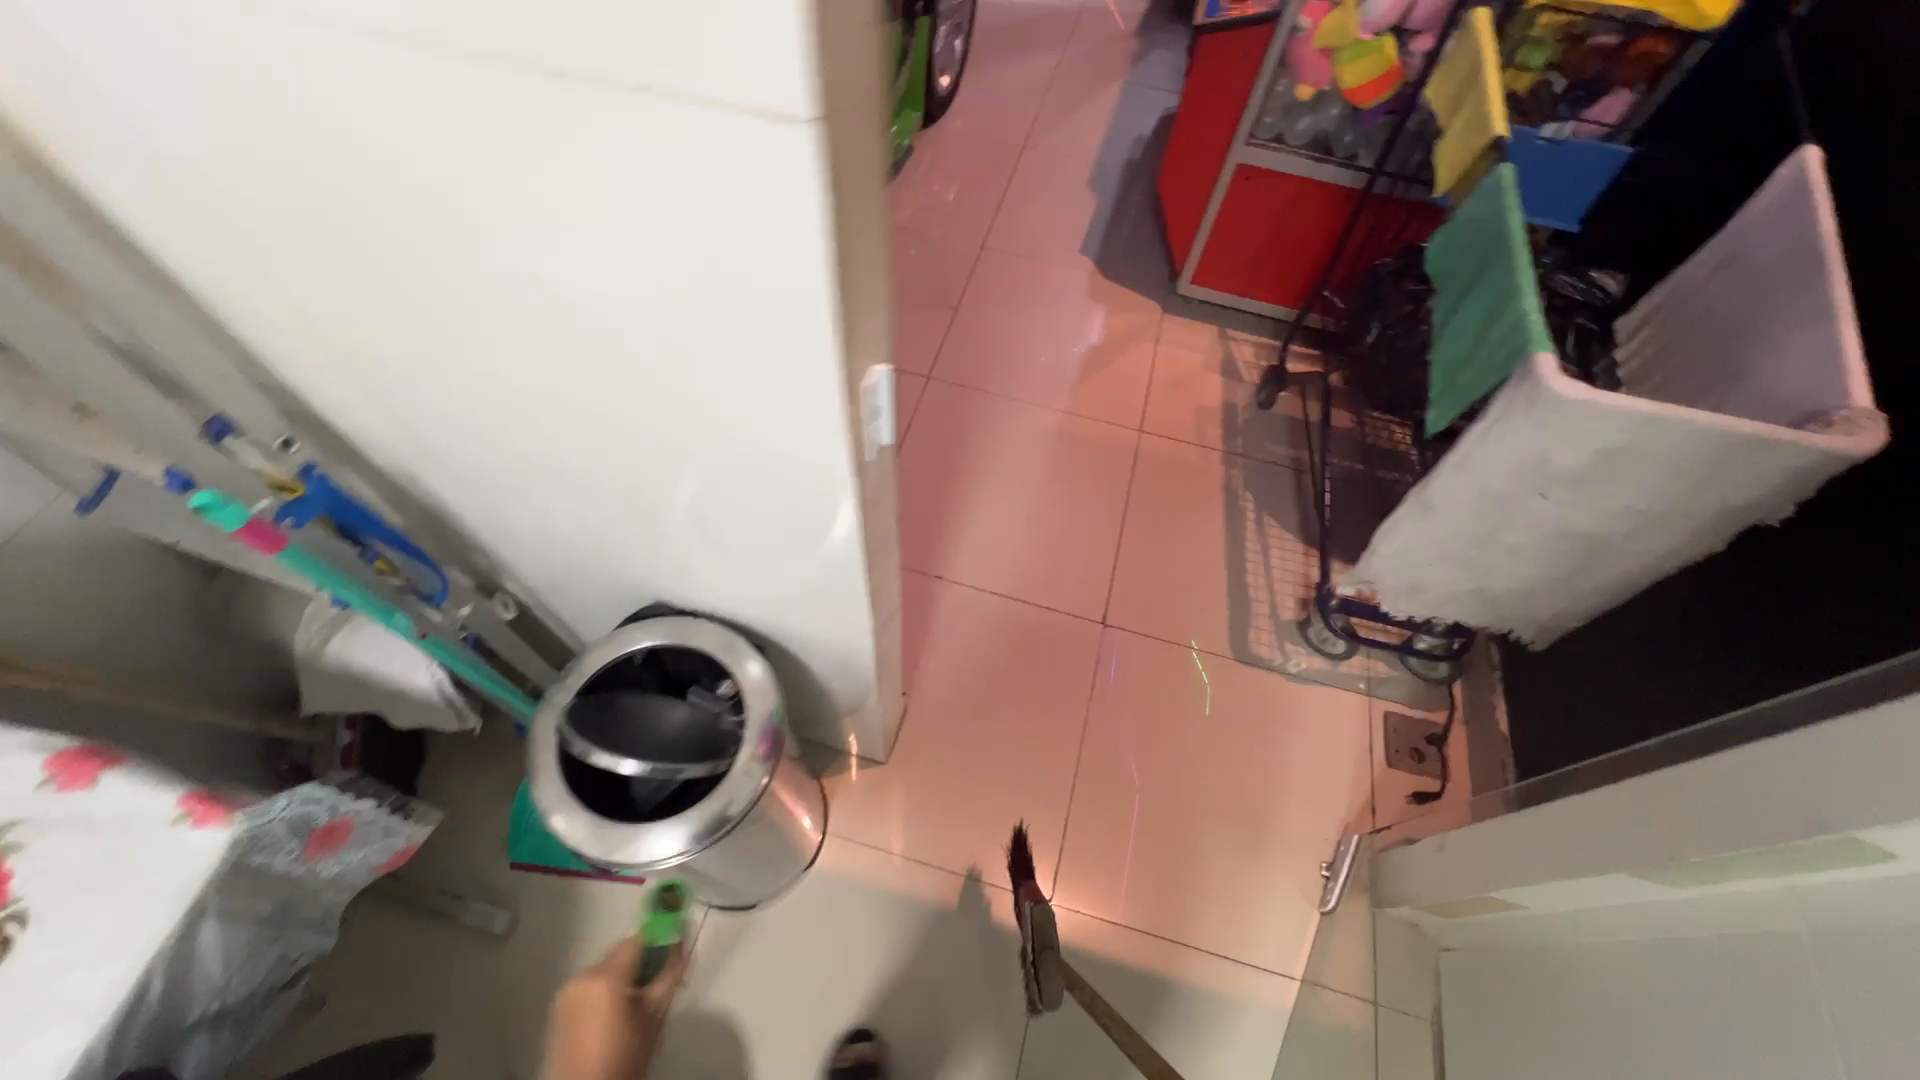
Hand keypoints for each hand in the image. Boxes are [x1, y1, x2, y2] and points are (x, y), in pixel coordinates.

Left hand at [544, 937, 687, 1079]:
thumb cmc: (626, 1056)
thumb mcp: (655, 1016)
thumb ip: (669, 975)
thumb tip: (683, 947)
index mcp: (606, 978)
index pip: (638, 939)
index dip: (659, 935)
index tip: (676, 938)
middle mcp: (581, 976)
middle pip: (620, 953)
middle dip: (641, 959)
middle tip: (659, 977)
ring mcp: (566, 992)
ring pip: (604, 969)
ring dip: (623, 974)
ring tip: (636, 1000)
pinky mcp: (559, 1007)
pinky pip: (590, 985)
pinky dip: (605, 989)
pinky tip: (614, 1012)